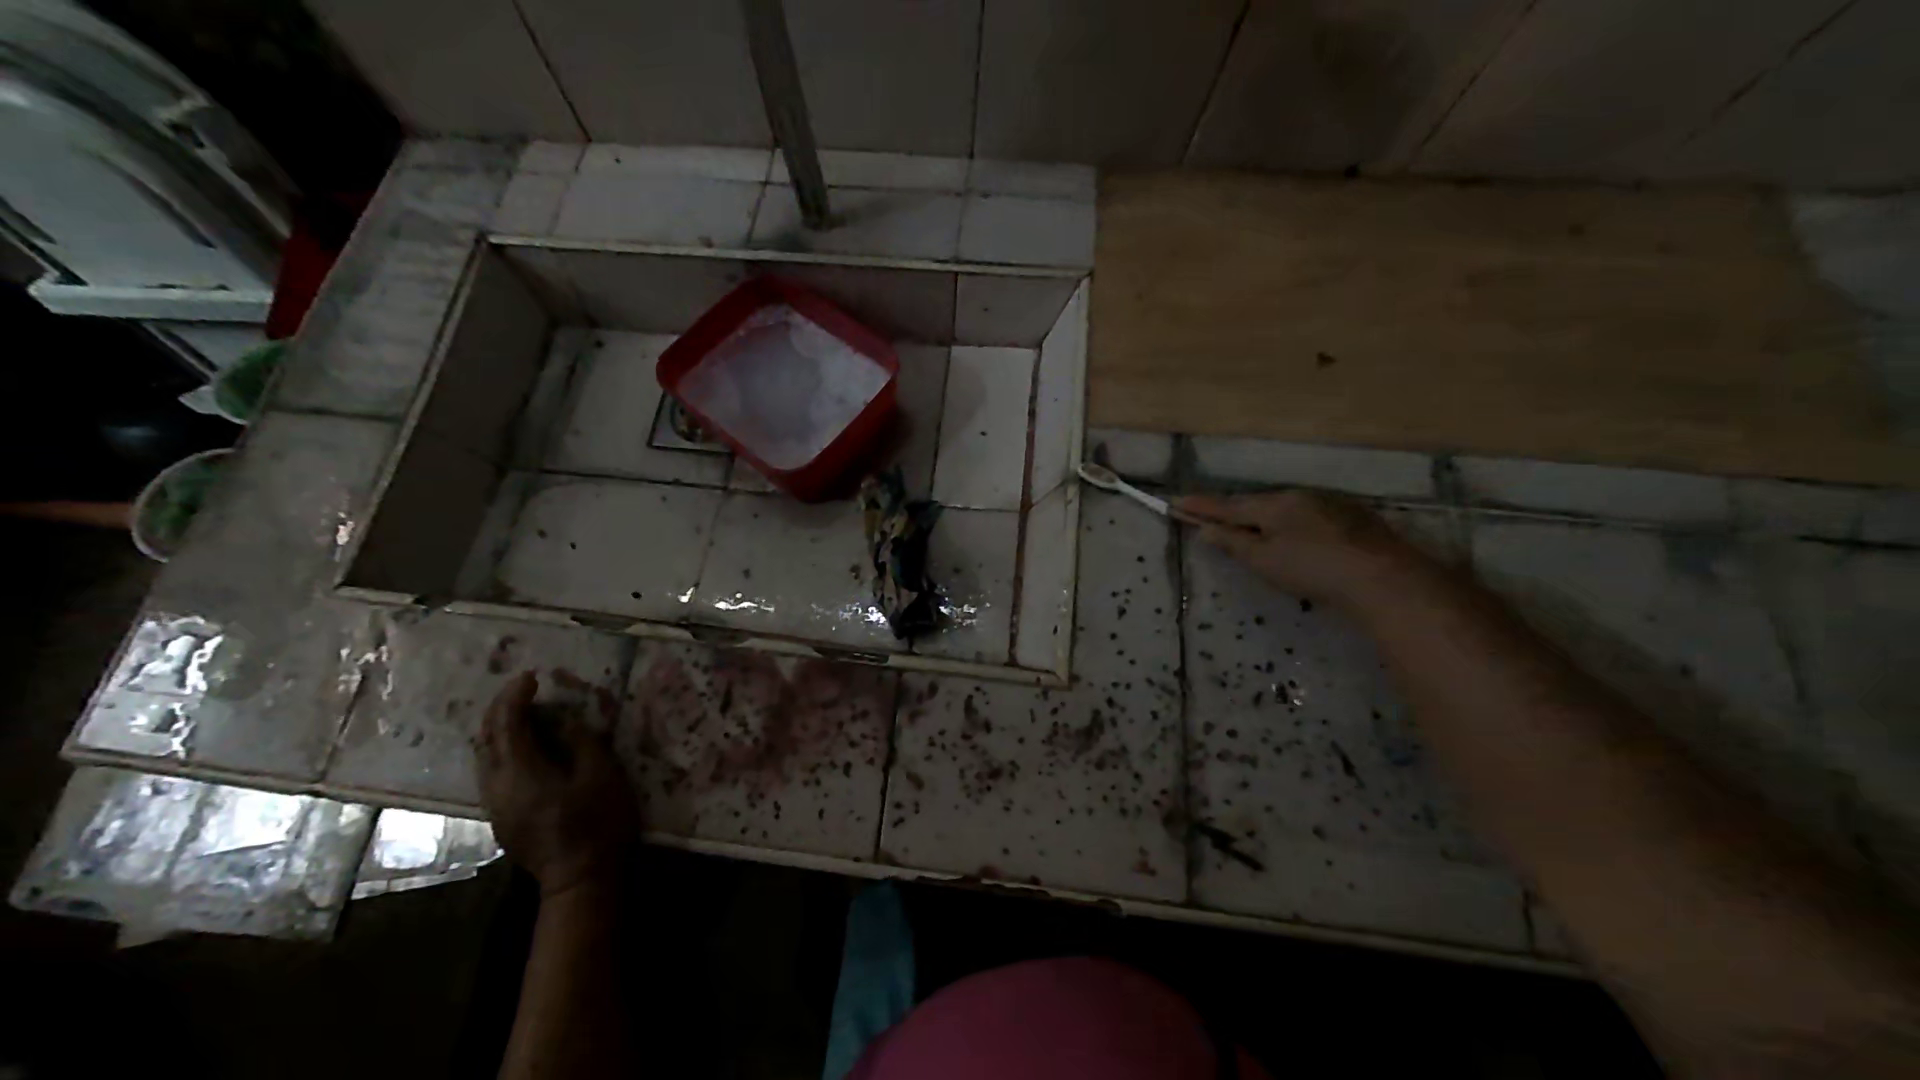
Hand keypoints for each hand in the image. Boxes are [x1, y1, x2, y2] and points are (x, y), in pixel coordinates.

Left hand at [474, 671, 636, 897]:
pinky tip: (522, 746)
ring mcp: (496, 804)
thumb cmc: (598, 823)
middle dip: (501, 708)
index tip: (531, 676)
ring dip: (499, 728)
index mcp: (523, 773)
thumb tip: (566, 721)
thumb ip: (582, 743)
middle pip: (487, 738)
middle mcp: (499, 786)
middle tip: (523, 688)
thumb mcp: (602, 776)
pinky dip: (501, 748)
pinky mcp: (502, 816)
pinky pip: (491, 771)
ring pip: (484, 756)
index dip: (516, 696)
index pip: (508, 724)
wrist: (580, 879)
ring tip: (522, 711)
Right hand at [1176, 490, 1422, 605]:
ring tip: (1252, 529)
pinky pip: (1308, 514)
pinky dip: (1292, 523)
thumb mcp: (1265, 561)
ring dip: (1264, 516)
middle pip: (1256, 503)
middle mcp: (1299, 496)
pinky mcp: (1352, 517)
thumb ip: (1234, 543)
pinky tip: (1296, 537)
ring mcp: (1329, 503)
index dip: (1200, 507)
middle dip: (1233, 510)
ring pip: (1285, 507)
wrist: (1382, 576)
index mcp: (1273, 505)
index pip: (1227, 505)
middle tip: (1211, 517)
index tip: (1175, 502)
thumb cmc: (1313, 569)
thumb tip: (1206, 529)